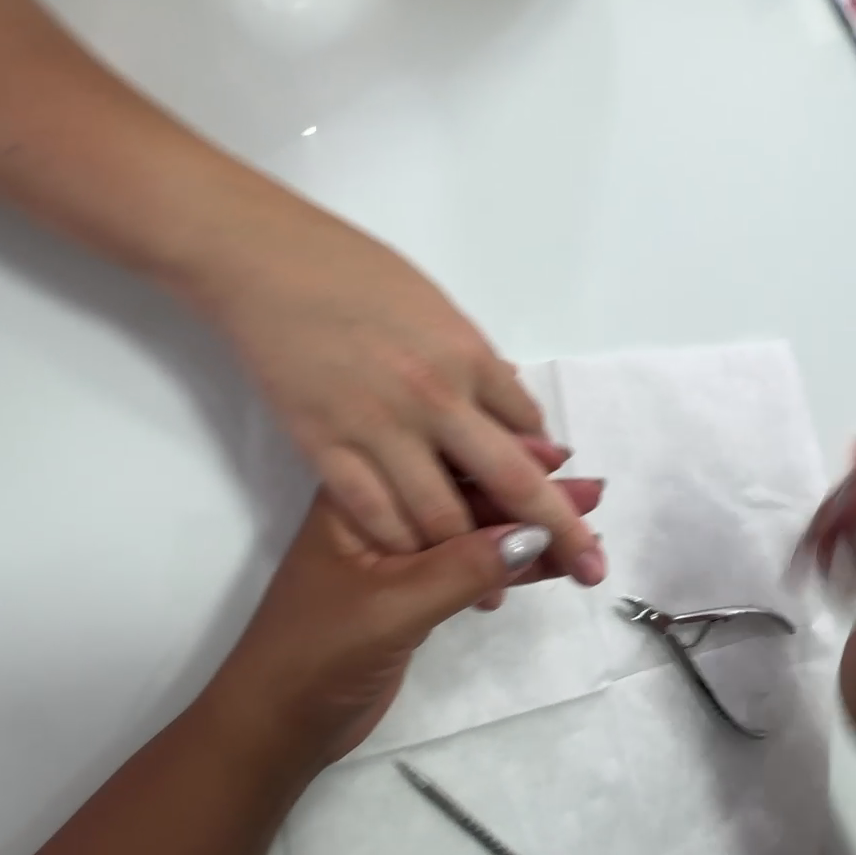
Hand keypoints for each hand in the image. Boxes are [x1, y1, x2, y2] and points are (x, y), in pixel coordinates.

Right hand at [181, 198, 603, 584]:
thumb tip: (507, 404)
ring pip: (443, 513)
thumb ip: (472, 360)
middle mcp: (437, 398)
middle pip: (512, 478)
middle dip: (559, 530)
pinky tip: (426, 563)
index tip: (561, 490)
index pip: (527, 425)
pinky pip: (377, 515)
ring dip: (479, 558)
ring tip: (502, 591)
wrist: (266, 263)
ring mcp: (379, 428)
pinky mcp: (325, 449)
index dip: (549, 464)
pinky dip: (408, 545)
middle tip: (589, 568)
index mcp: (468, 354)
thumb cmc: (352, 269)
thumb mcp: (434, 305)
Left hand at [213, 477, 605, 765]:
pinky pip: (476, 565)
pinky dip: (515, 564)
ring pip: (478, 529)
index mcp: (365, 494)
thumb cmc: (318, 652)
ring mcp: (405, 552)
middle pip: (469, 492)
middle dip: (530, 494)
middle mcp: (388, 510)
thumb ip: (463, 568)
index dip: (503, 456)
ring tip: (591, 524)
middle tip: (593, 492)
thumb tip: (538, 532)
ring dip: (531, 530)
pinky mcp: (419, 587)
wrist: (277, 726)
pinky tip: (555, 562)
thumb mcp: (391, 605)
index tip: (559, 456)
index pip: (442, 460)